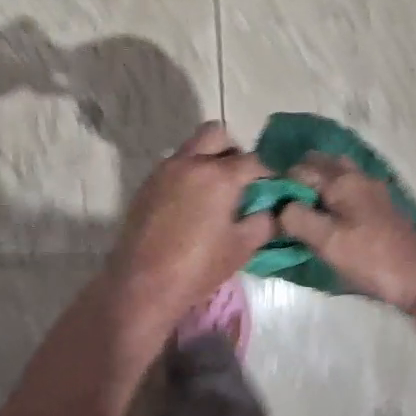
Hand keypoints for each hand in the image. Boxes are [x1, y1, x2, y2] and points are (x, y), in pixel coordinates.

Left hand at [107, 122, 272, 323]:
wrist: (144, 282)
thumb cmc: (198, 267)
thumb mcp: (241, 248)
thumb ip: (262, 222)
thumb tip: (270, 210)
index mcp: (219, 175)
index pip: (252, 160)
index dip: (266, 173)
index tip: (270, 188)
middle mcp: (191, 162)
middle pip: (216, 134)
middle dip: (232, 150)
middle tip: (238, 180)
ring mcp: (165, 169)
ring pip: (192, 147)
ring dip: (207, 159)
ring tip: (214, 194)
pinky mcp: (148, 182)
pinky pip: (174, 165)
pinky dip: (187, 174)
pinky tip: (190, 204)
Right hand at [280, 155, 415, 312]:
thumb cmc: (371, 260)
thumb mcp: (326, 242)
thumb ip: (296, 218)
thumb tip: (280, 208)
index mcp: (341, 180)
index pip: (299, 170)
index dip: (283, 187)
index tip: (275, 210)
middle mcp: (357, 176)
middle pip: (320, 163)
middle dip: (301, 179)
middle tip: (290, 208)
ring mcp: (373, 189)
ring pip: (338, 173)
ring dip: (320, 184)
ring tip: (310, 211)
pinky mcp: (383, 206)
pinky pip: (351, 187)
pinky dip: (337, 193)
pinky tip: (333, 217)